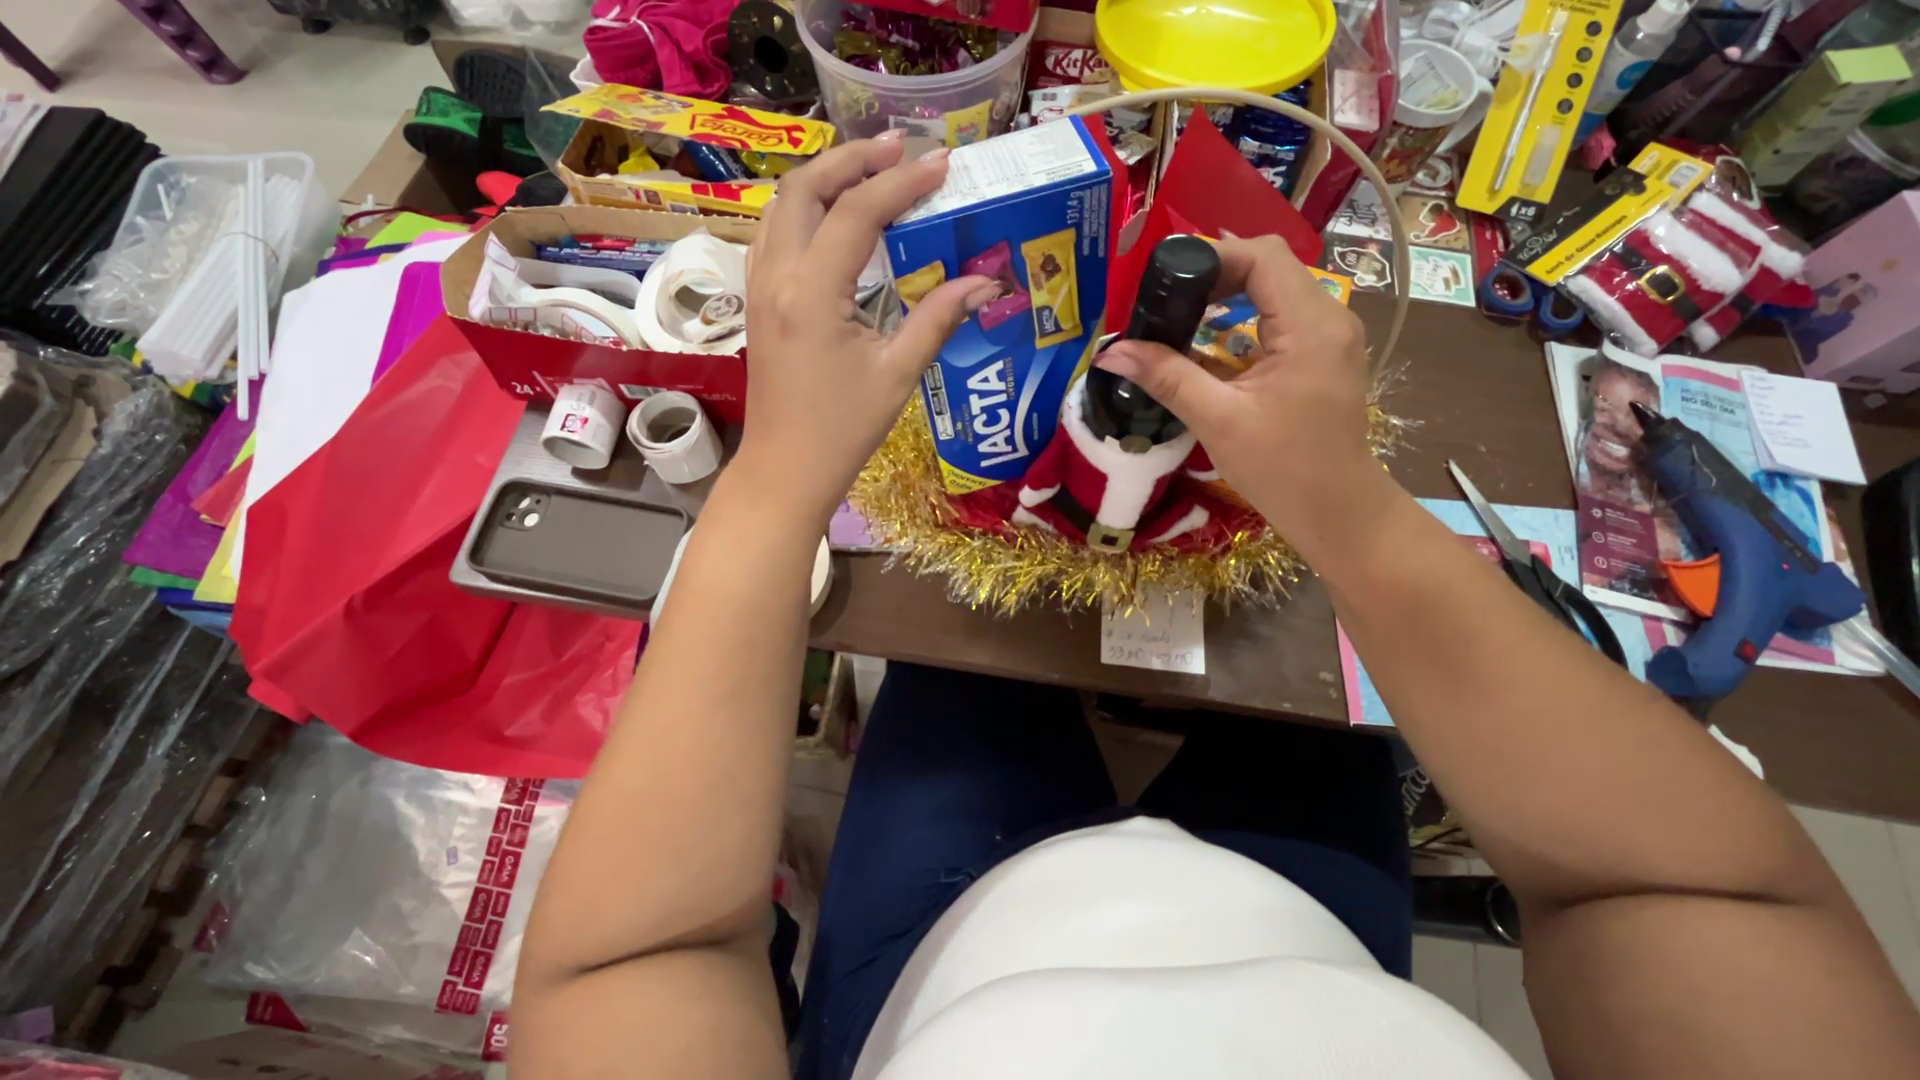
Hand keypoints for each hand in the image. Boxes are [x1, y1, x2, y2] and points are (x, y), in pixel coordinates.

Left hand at [732, 133, 997, 526]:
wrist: (786, 468)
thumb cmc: (843, 430)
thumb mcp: (898, 375)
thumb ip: (938, 319)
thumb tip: (986, 283)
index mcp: (813, 293)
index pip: (858, 212)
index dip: (903, 182)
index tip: (942, 165)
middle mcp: (777, 276)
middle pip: (806, 187)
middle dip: (854, 158)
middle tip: (900, 148)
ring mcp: (760, 286)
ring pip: (782, 204)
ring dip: (825, 178)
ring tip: (871, 169)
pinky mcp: (758, 300)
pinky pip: (774, 232)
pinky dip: (805, 208)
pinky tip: (835, 216)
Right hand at [1093, 234, 1389, 558]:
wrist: (1336, 512)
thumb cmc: (1282, 468)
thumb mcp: (1217, 420)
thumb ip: (1166, 376)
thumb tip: (1110, 351)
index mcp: (1310, 325)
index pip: (1262, 257)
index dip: (1212, 256)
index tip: (1165, 281)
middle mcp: (1329, 318)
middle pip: (1270, 265)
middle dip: (1215, 272)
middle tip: (1167, 299)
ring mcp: (1330, 336)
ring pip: (1275, 289)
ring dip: (1228, 295)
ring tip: (1181, 316)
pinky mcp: (1322, 355)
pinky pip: (1280, 317)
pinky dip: (1243, 319)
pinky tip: (1210, 341)